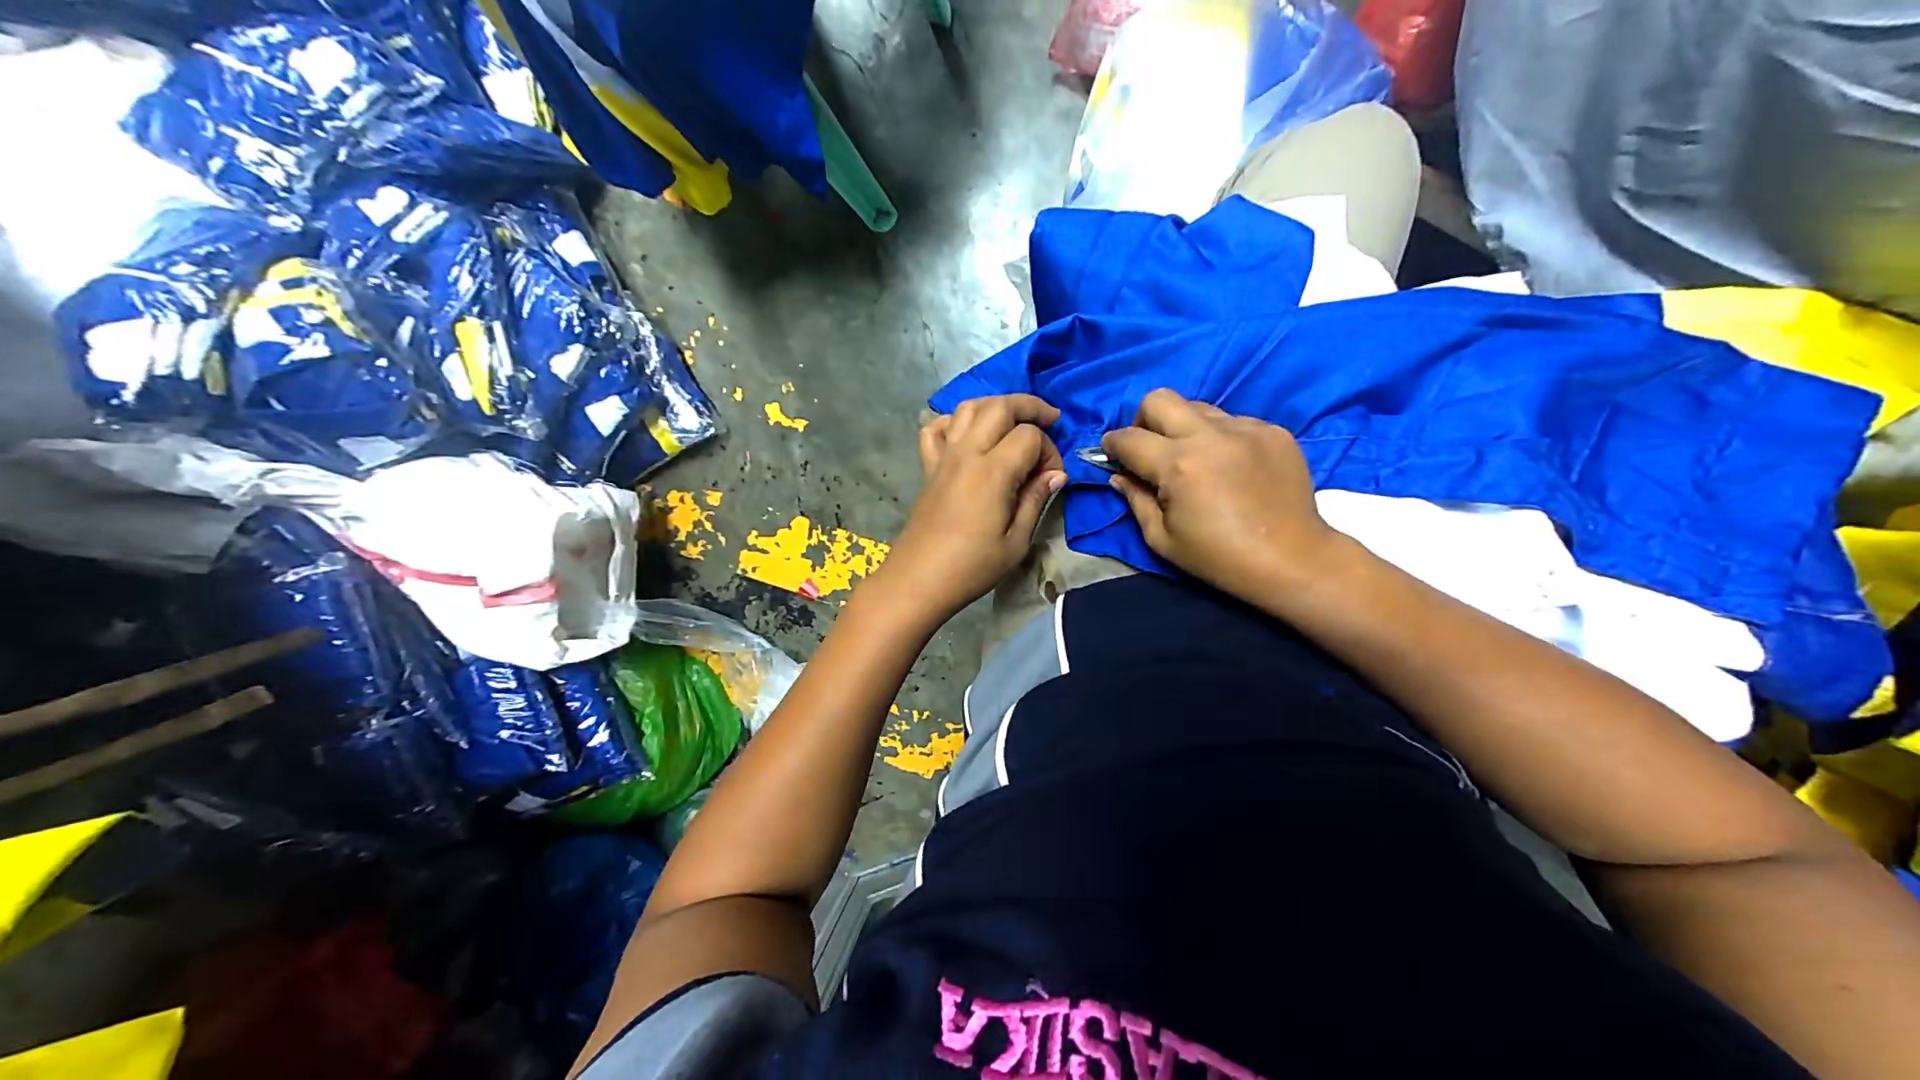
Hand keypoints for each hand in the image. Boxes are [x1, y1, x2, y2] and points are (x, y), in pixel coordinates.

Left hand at [880, 394, 1066, 619]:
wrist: (918, 580)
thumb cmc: (971, 567)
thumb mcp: (1016, 542)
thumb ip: (1036, 500)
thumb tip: (1056, 474)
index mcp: (992, 471)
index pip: (1029, 436)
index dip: (1049, 450)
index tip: (1053, 478)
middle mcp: (966, 453)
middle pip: (999, 406)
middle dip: (1029, 406)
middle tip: (1050, 419)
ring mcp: (943, 457)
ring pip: (967, 408)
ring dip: (995, 405)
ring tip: (1013, 420)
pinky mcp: (928, 467)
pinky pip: (936, 428)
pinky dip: (953, 421)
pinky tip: (967, 434)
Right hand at [1103, 388, 1342, 601]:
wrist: (1292, 560)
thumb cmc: (1219, 558)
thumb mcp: (1162, 539)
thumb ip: (1135, 499)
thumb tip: (1119, 476)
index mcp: (1178, 465)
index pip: (1129, 438)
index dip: (1112, 445)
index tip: (1111, 454)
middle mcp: (1209, 436)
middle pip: (1159, 399)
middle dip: (1143, 421)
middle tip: (1150, 449)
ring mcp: (1246, 429)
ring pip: (1198, 408)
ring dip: (1184, 428)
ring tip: (1195, 459)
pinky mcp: (1273, 431)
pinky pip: (1233, 421)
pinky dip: (1220, 438)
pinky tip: (1230, 467)